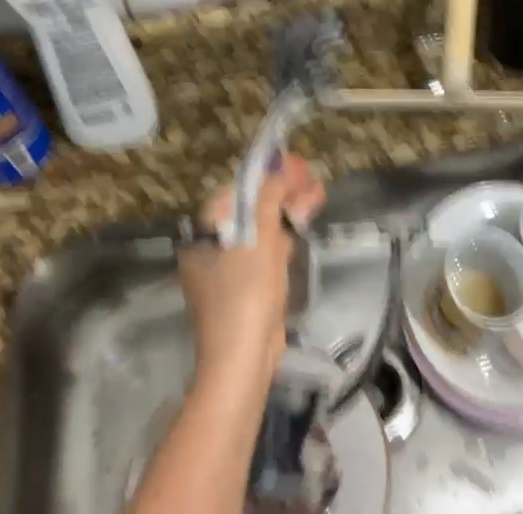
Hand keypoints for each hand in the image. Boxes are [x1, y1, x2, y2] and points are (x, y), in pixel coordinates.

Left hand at [179, 156, 326, 391]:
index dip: (267, 173)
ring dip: (287, 209)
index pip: (236, 190)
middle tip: (310, 177)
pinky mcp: (246, 285)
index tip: (295, 164)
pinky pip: (265, 250)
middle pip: (250, 207)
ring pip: (261, 228)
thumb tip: (276, 172)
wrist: (243, 359)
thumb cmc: (246, 294)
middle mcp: (212, 246)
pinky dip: (285, 234)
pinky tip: (304, 221)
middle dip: (281, 190)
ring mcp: (229, 267)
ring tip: (317, 194)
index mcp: (205, 233)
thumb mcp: (259, 240)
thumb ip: (267, 200)